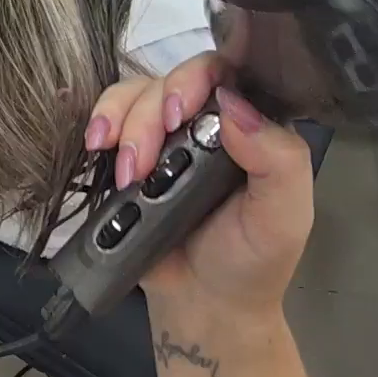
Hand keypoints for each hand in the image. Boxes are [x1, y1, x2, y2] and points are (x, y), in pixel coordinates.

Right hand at [85, 54, 313, 324]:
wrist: (201, 303)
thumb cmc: (251, 261)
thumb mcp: (284, 216)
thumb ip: (278, 160)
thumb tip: (233, 104)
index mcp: (248, 126)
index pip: (222, 73)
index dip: (193, 80)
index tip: (178, 116)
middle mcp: (203, 121)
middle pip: (166, 82)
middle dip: (146, 119)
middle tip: (139, 168)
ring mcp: (161, 135)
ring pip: (131, 94)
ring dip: (116, 121)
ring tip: (118, 169)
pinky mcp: (125, 151)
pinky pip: (106, 118)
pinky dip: (96, 124)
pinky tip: (93, 146)